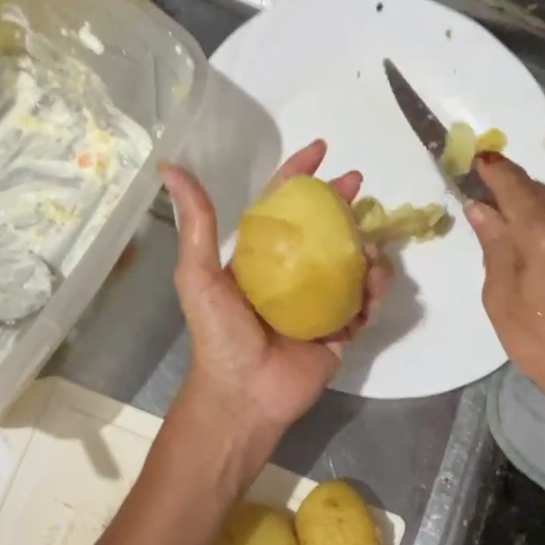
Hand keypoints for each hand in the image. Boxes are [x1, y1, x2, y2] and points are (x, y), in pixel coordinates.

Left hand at [161, 140, 391, 444]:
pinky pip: (365, 305)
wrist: (244, 395)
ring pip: (352, 264)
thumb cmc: (220, 335)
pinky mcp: (339, 333)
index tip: (323, 149)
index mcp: (260, 260)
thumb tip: (169, 167)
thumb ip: (196, 223)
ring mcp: (318, 306)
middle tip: (359, 186)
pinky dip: (375, 292)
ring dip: (367, 248)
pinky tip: (375, 285)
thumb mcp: (198, 275)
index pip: (282, 207)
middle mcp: (291, 278)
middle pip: (325, 230)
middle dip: (345, 205)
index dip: (300, 176)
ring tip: (371, 245)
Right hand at [466, 153, 544, 418]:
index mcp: (544, 231)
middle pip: (536, 189)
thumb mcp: (501, 297)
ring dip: (528, 206)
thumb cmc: (539, 340)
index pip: (513, 184)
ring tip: (505, 225)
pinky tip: (534, 245)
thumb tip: (481, 208)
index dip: (491, 170)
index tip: (474, 159)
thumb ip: (493, 245)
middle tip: (482, 197)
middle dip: (508, 188)